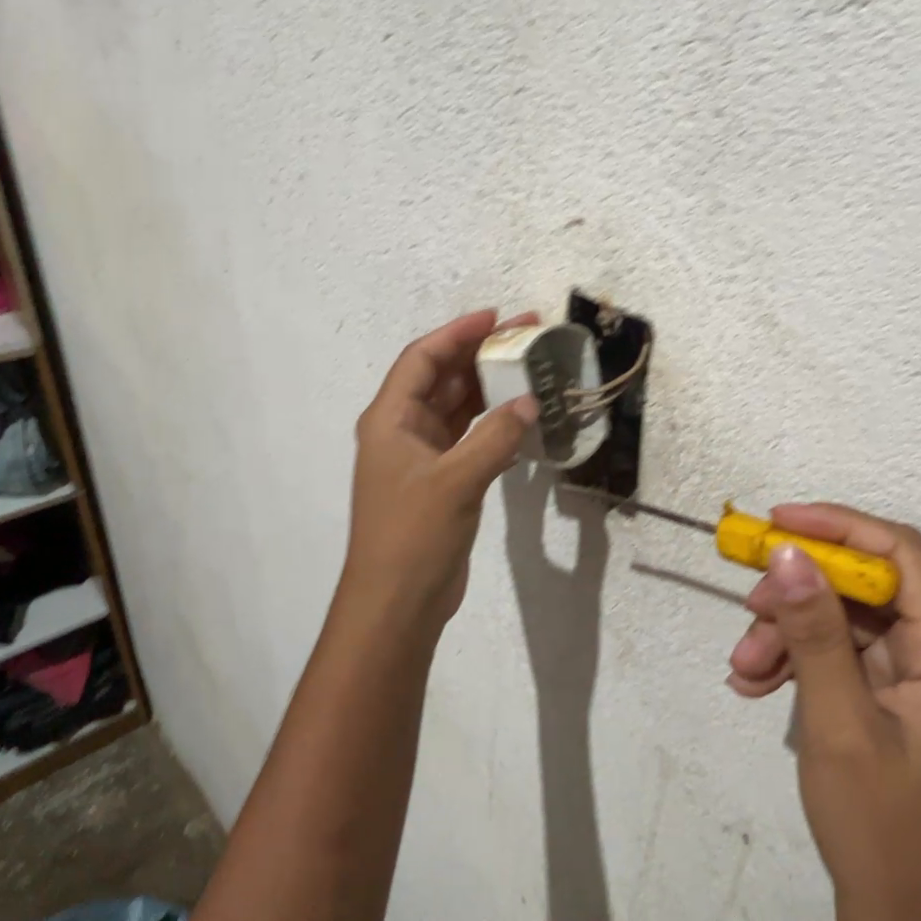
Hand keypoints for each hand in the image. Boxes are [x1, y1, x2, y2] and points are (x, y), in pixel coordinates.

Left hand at [343, 310, 539, 631]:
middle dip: (480, 356)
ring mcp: (422, 457)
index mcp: (390, 419)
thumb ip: (495, 437)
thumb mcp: (456, 481)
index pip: (422, 359)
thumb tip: (530, 403)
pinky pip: (469, 438)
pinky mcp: (441, 481)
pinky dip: (493, 425)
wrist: (397, 603)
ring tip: (530, 371)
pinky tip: (523, 419)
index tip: (497, 318)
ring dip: (489, 389)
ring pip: (457, 408)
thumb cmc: (413, 535)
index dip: (457, 333)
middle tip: (527, 339)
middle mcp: (402, 431)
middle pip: (441, 379)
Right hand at [726, 505, 920, 920]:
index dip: (837, 527)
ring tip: (743, 671)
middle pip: (869, 590)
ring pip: (851, 624)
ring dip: (793, 636)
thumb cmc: (884, 828)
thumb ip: (815, 633)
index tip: (775, 523)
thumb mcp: (839, 725)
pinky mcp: (904, 705)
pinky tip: (758, 686)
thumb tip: (789, 552)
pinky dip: (804, 665)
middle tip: (748, 614)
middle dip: (802, 597)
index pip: (901, 555)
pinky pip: (850, 661)